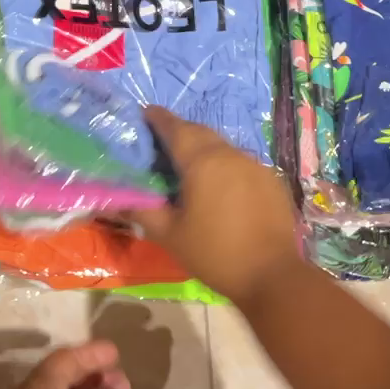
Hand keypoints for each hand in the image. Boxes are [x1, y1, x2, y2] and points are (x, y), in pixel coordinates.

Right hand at [127, 106, 306, 304]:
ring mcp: (256, 166)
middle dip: (180, 131)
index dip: (159, 119)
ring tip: (189, 166)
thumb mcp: (170, 235)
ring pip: (223, 147)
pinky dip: (225, 166)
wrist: (272, 275)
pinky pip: (242, 163)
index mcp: (202, 163)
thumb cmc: (215, 254)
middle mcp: (231, 155)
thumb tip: (117, 202)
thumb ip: (142, 212)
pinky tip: (220, 187)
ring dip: (204, 149)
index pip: (176, 129)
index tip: (146, 112)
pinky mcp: (272, 181)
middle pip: (201, 133)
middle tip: (162, 140)